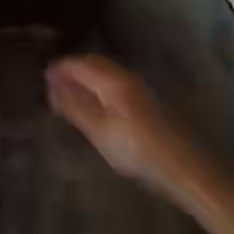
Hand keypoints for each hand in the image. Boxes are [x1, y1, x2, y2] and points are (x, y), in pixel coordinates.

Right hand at [46, 54, 199, 196]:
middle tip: (55, 85)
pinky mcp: (151, 102)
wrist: (189, 170)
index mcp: (114, 81)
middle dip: (73, 71)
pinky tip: (98, 106)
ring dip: (87, 79)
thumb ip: (75, 106)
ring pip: (107, 74)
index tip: (44, 77)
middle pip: (95, 64)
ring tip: (72, 96)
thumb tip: (54, 86)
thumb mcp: (100, 132)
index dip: (61, 68)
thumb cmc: (140, 152)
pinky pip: (116, 84)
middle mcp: (129, 77)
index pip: (81, 63)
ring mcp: (143, 88)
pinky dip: (100, 87)